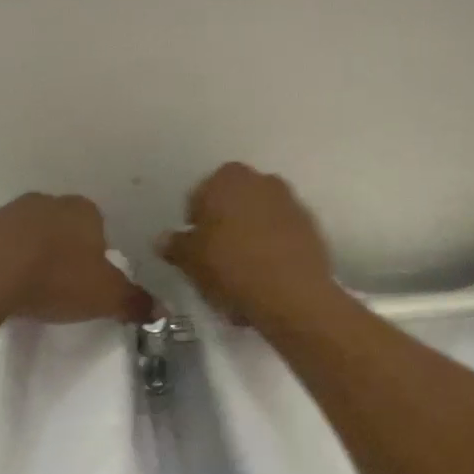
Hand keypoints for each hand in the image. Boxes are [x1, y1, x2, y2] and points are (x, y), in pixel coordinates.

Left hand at [0, 193, 152, 323]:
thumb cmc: (59, 277)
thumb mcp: (106, 296)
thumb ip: (134, 302)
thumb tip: (163, 309)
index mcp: (85, 211)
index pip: (99, 227)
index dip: (98, 254)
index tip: (92, 281)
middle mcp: (49, 202)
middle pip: (64, 228)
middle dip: (66, 253)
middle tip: (65, 288)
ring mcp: (10, 212)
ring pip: (31, 236)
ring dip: (34, 258)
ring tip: (34, 292)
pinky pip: (1, 249)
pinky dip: (6, 265)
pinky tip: (6, 289)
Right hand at [159, 163, 337, 325]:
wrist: (292, 295)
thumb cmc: (231, 270)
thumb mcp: (191, 262)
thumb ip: (175, 246)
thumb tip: (162, 239)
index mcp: (226, 178)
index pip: (199, 197)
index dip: (194, 224)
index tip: (195, 250)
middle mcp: (261, 179)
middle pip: (233, 204)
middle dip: (224, 226)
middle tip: (216, 260)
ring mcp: (290, 201)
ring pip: (259, 218)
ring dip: (250, 236)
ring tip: (243, 272)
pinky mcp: (311, 226)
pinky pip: (282, 234)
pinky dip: (272, 248)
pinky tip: (266, 276)